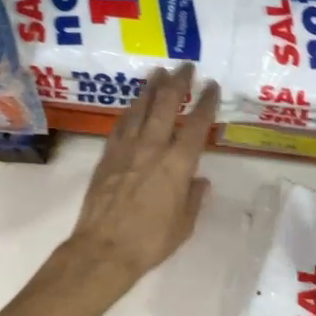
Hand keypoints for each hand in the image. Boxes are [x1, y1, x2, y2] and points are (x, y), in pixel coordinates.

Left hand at [62, 64, 220, 295]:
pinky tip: (133, 105)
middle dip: (178, 82)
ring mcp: (126, 150)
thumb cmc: (150, 241)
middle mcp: (152, 148)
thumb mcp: (184, 225)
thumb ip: (193, 198)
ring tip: (158, 72)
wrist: (104, 249)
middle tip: (185, 66)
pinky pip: (120, 125)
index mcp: (178, 164)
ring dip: (151, 88)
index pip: (197, 125)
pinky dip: (129, 111)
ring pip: (140, 109)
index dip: (206, 102)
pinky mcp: (107, 157)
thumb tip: (199, 181)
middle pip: (166, 105)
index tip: (212, 86)